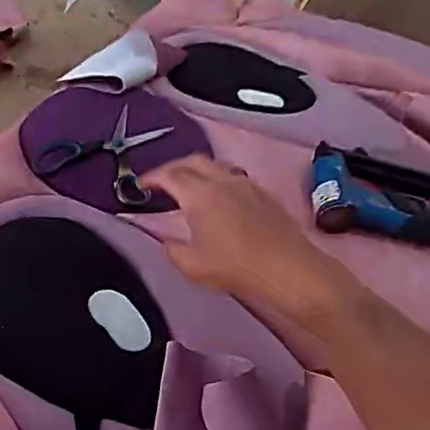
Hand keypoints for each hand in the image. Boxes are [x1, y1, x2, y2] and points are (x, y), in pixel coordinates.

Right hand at [143, 155, 362, 328]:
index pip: (169, 174)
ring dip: (198, 171)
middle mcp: (223, 181)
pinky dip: (220, 180)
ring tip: (191, 187)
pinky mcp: (264, 194)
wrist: (286, 267)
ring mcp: (247, 184)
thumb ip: (173, 250)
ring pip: (216, 166)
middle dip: (173, 167)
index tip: (143, 184)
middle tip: (163, 181)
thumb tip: (169, 244)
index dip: (152, 177)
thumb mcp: (192, 266)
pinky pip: (235, 177)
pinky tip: (221, 199)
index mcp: (200, 194)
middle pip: (192, 161)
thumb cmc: (238, 266)